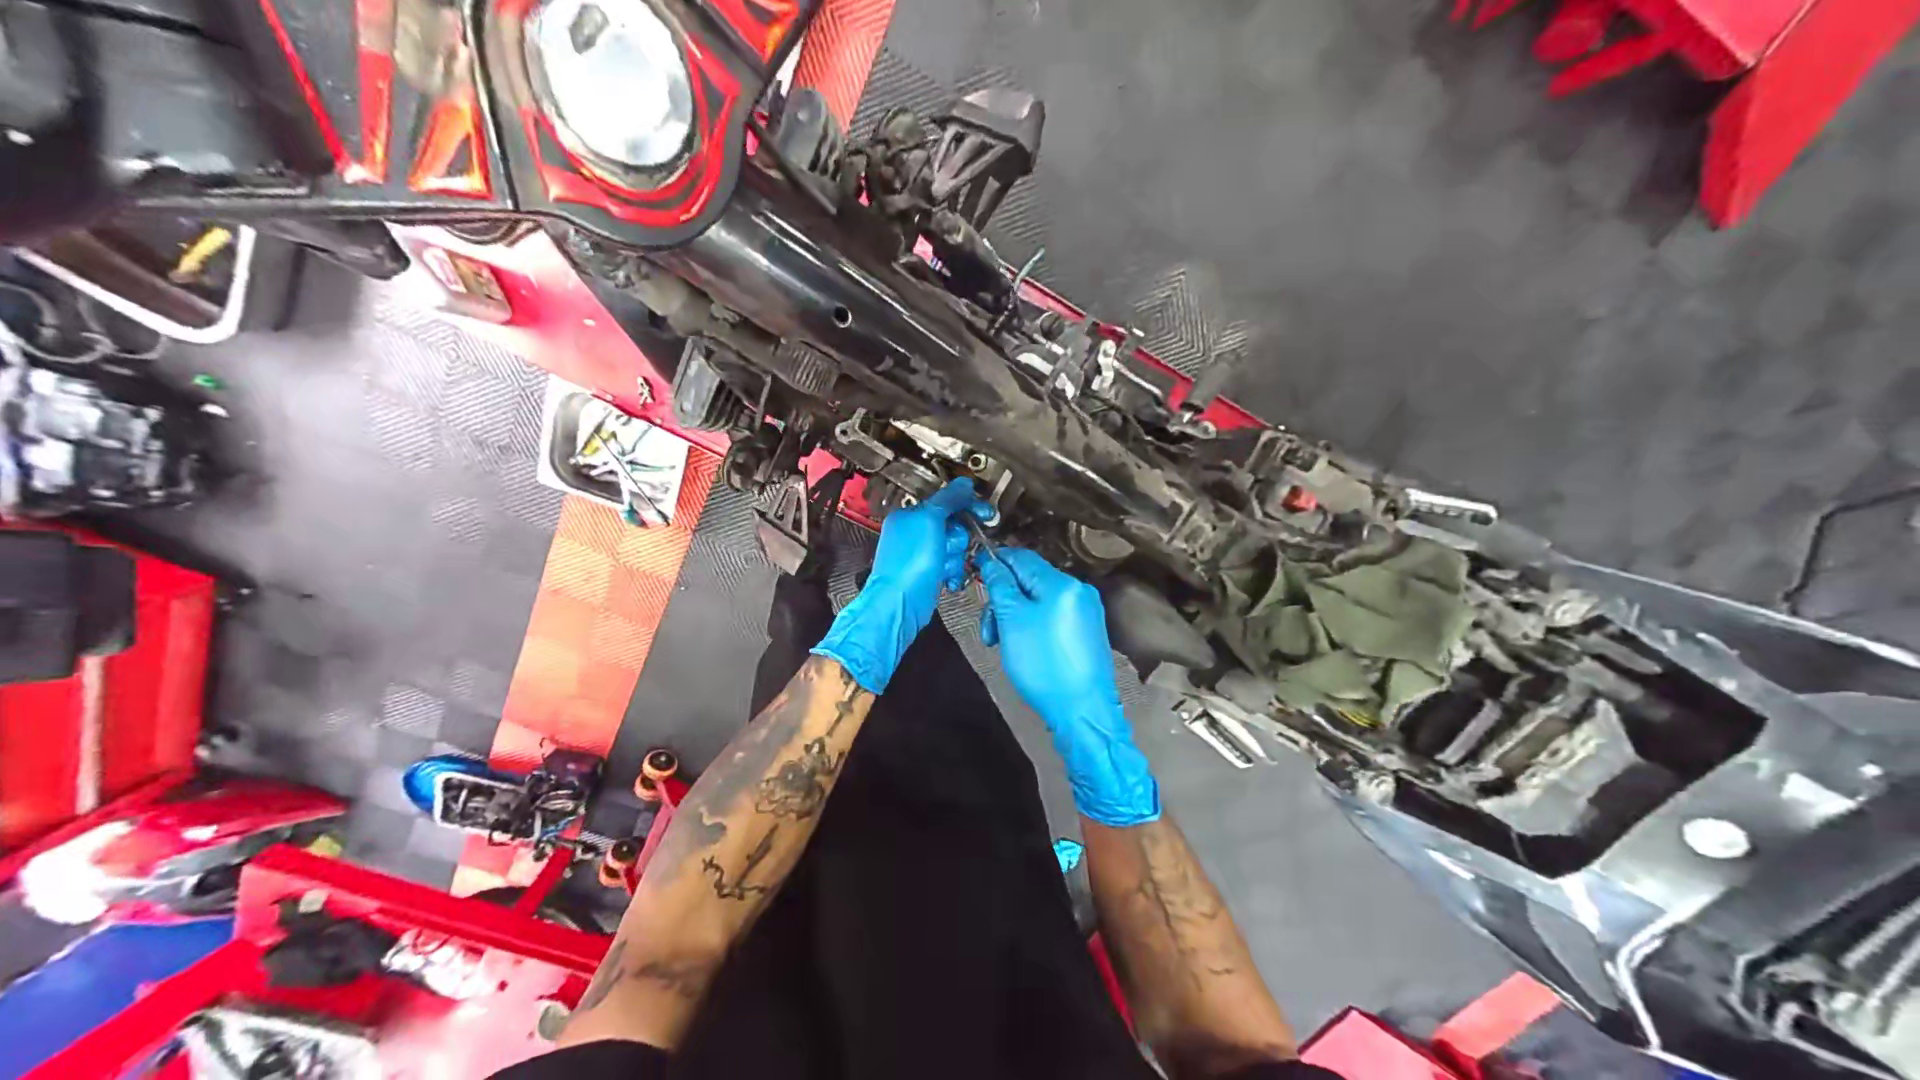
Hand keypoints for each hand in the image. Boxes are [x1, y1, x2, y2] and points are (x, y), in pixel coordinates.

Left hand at [811, 478, 990, 692]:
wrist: (899, 605)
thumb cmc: (909, 564)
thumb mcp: (931, 521)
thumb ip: (948, 499)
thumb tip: (964, 483)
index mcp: (910, 515)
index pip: (945, 501)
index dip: (967, 505)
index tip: (986, 512)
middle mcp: (914, 533)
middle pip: (954, 526)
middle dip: (958, 539)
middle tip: (952, 547)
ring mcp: (921, 555)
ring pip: (955, 548)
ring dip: (955, 558)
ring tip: (945, 567)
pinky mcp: (929, 574)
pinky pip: (951, 566)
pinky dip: (953, 573)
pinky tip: (950, 581)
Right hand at [978, 548, 1160, 826]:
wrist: (1082, 711)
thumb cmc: (1044, 665)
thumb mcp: (1012, 621)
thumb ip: (1001, 585)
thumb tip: (991, 561)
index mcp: (1062, 583)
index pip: (1022, 557)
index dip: (995, 561)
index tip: (974, 572)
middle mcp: (1078, 591)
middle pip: (1029, 580)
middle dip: (1002, 599)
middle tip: (989, 627)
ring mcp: (1084, 612)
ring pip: (1037, 600)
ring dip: (1013, 615)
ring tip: (1001, 642)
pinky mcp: (1085, 632)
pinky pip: (1051, 616)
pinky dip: (1030, 625)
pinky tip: (1021, 647)